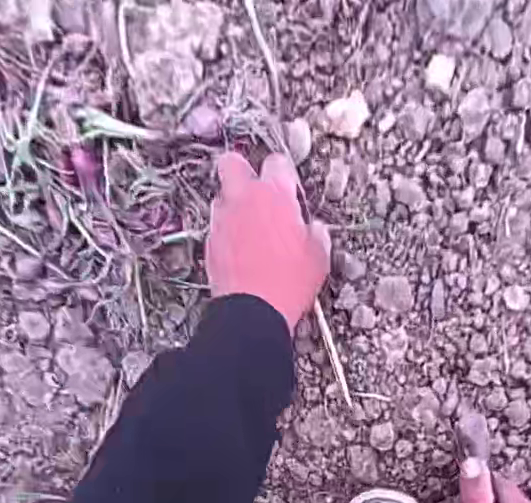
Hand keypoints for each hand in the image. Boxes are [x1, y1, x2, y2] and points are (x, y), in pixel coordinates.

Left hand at [206, 150, 331, 330]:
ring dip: (235, 205)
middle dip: (245, 172)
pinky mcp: (210, 241)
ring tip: (253, 230)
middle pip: (234, 163)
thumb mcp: (319, 259)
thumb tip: (315, 229)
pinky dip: (228, 233)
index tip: (291, 192)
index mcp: (274, 195)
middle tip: (259, 195)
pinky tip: (242, 252)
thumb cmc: (289, 283)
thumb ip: (317, 234)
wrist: (254, 311)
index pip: (278, 162)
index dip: (286, 176)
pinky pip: (218, 226)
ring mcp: (223, 218)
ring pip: (223, 195)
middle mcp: (244, 198)